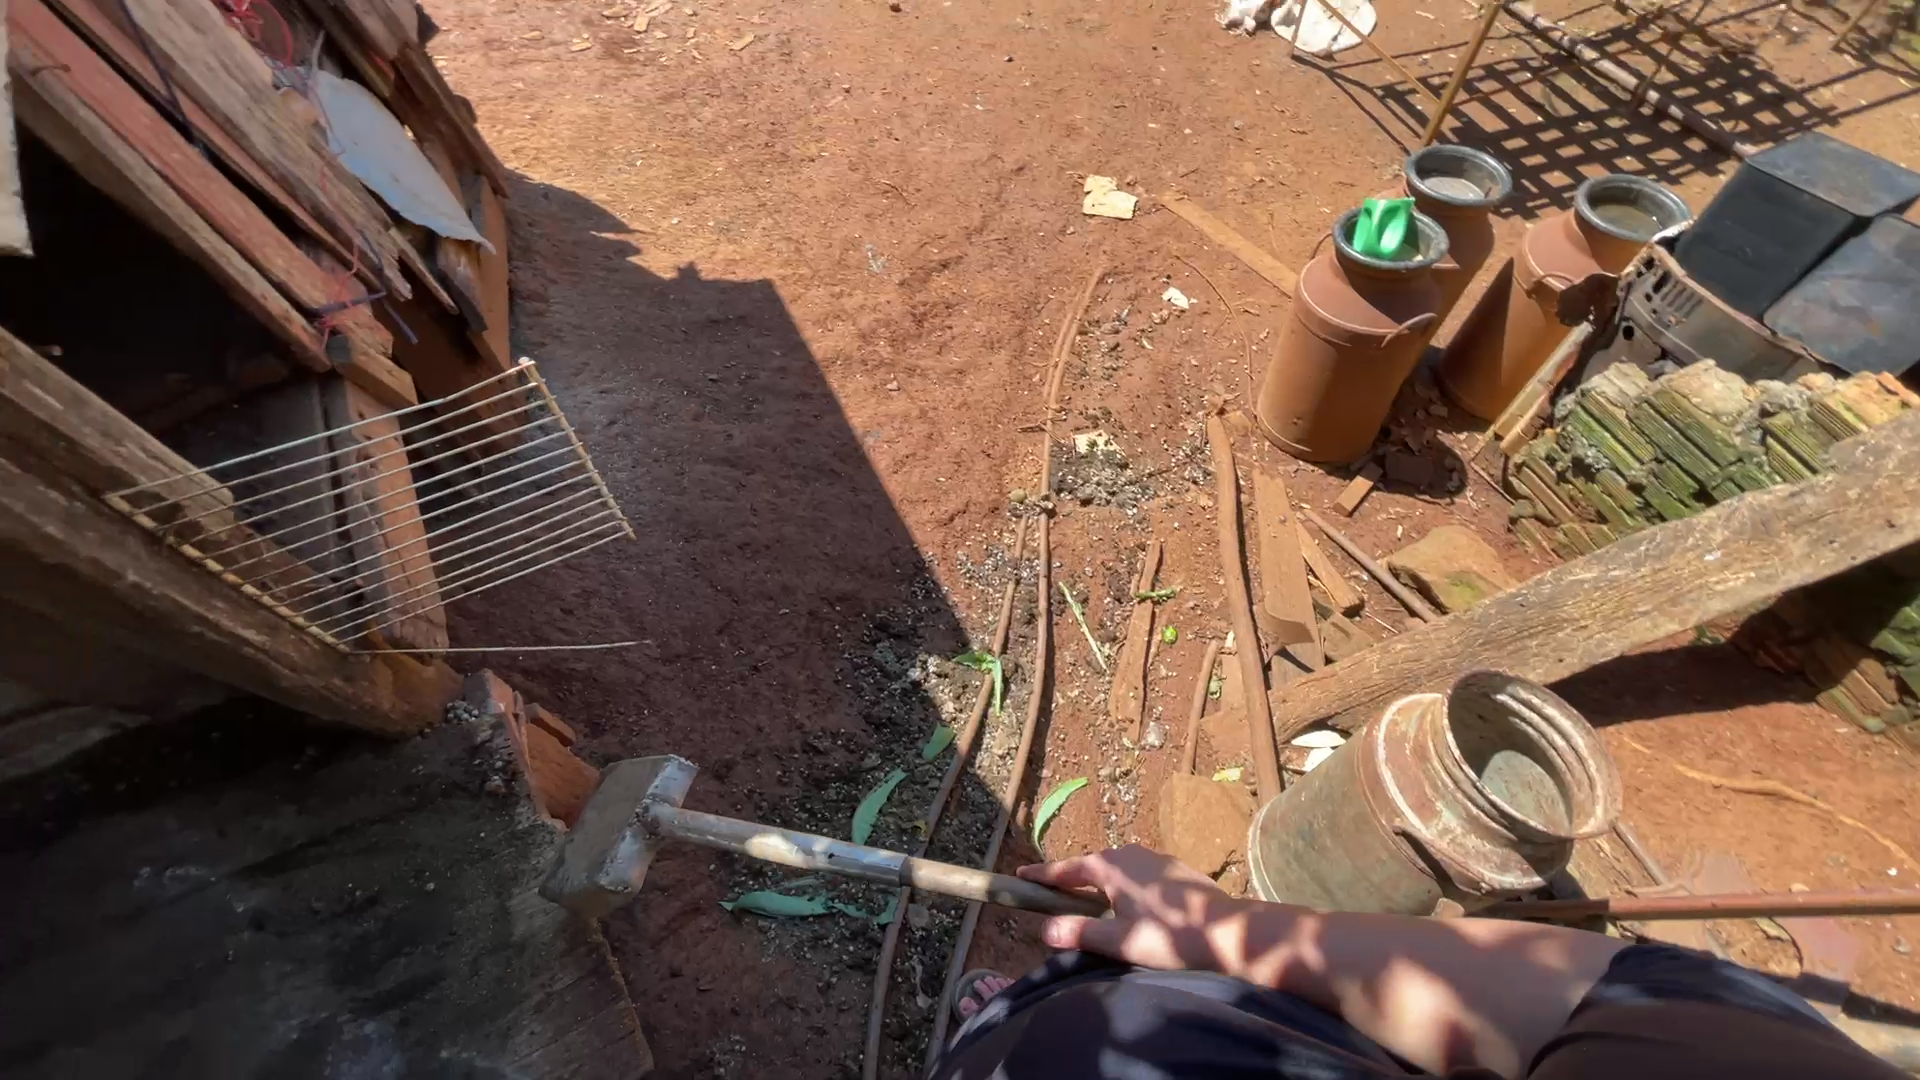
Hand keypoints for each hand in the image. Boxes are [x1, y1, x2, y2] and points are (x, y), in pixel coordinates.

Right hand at [1017, 845, 1256, 974]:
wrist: (1226, 929)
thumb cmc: (1168, 935)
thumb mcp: (1119, 940)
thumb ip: (1081, 933)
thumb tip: (1044, 929)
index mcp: (1109, 867)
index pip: (1066, 870)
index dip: (1043, 875)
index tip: (1021, 875)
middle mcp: (1128, 853)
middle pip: (1090, 866)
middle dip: (1071, 878)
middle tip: (1052, 892)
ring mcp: (1153, 857)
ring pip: (1116, 868)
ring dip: (1099, 882)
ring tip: (1090, 900)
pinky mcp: (1173, 867)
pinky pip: (1137, 872)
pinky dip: (1124, 884)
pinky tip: (1131, 903)